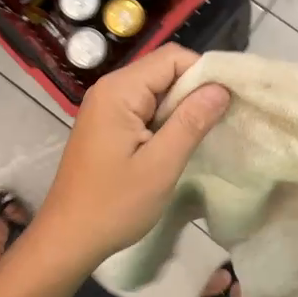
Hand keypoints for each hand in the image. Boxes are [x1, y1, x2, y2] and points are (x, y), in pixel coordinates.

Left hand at [31, 44, 229, 273]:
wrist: (67, 238)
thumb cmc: (113, 205)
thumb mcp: (160, 166)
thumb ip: (191, 122)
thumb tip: (221, 88)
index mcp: (119, 90)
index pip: (172, 58)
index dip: (204, 73)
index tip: (229, 101)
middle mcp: (110, 88)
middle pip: (164, 70)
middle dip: (195, 90)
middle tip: (220, 121)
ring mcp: (106, 105)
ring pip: (157, 89)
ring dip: (182, 107)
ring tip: (204, 133)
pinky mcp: (108, 123)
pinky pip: (145, 106)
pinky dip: (166, 118)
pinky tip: (179, 142)